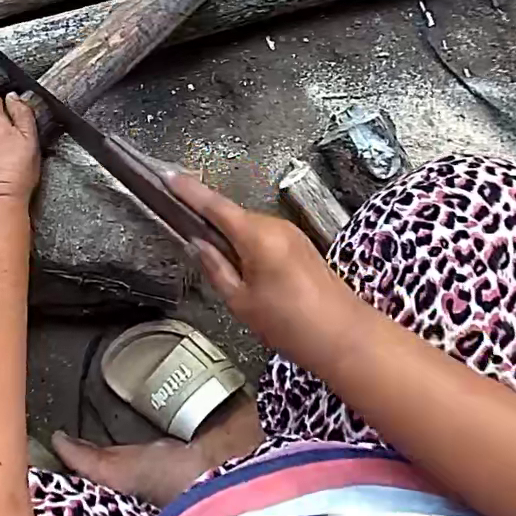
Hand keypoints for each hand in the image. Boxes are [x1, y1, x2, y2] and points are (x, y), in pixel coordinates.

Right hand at [168, 173, 360, 357]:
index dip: (187, 190)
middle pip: (230, 216)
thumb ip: (214, 267)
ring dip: (229, 239)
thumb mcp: (240, 301)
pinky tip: (245, 272)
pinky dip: (246, 246)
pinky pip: (262, 236)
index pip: (213, 205)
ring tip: (221, 270)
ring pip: (246, 227)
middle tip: (186, 238)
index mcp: (257, 236)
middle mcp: (275, 226)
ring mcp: (289, 233)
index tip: (168, 177)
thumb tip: (197, 245)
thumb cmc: (294, 325)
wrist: (346, 338)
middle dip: (208, 224)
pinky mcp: (298, 244)